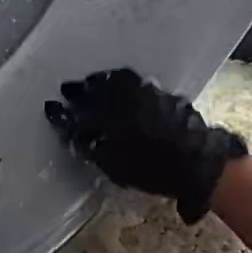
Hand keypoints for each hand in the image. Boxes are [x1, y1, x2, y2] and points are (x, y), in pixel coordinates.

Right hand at [45, 68, 246, 222]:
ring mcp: (147, 94)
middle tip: (69, 89)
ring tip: (92, 82)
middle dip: (81, 90)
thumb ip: (94, 149)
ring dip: (101, 81)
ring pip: (117, 81)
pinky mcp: (165, 95)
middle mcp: (125, 101)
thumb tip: (78, 137)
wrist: (200, 163)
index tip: (51, 108)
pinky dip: (124, 83)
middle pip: (96, 90)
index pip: (78, 114)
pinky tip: (123, 87)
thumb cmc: (153, 171)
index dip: (63, 113)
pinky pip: (136, 83)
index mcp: (108, 119)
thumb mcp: (116, 166)